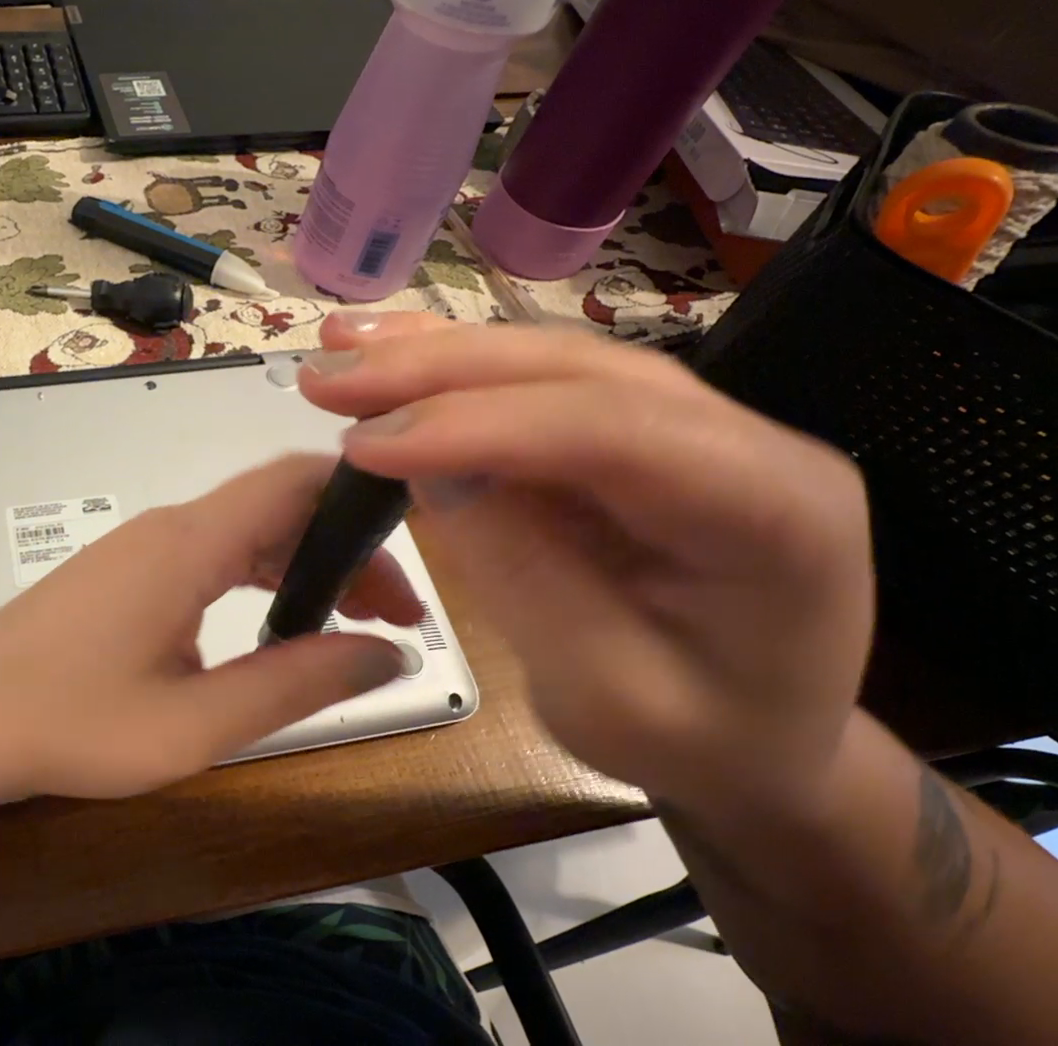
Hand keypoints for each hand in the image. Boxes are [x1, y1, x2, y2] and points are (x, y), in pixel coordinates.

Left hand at [0, 455, 423, 811]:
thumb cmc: (71, 723)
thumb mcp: (195, 722)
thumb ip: (295, 685)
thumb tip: (389, 657)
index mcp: (187, 544)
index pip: (294, 480)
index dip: (361, 500)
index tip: (412, 555)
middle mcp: (164, 528)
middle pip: (274, 508)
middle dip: (342, 550)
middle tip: (394, 617)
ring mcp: (135, 548)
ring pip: (239, 532)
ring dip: (298, 567)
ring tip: (345, 624)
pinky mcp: (116, 573)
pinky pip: (203, 554)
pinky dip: (253, 577)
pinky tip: (269, 626)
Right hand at [296, 313, 876, 813]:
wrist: (758, 747)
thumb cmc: (693, 743)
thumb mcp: (605, 694)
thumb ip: (524, 575)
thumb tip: (430, 472)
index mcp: (773, 511)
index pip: (612, 433)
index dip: (478, 427)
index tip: (359, 446)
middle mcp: (741, 440)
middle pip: (577, 374)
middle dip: (440, 371)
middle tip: (325, 380)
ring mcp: (689, 426)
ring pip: (551, 362)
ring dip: (437, 354)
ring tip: (339, 350)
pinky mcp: (635, 435)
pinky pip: (537, 389)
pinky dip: (455, 374)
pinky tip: (392, 359)